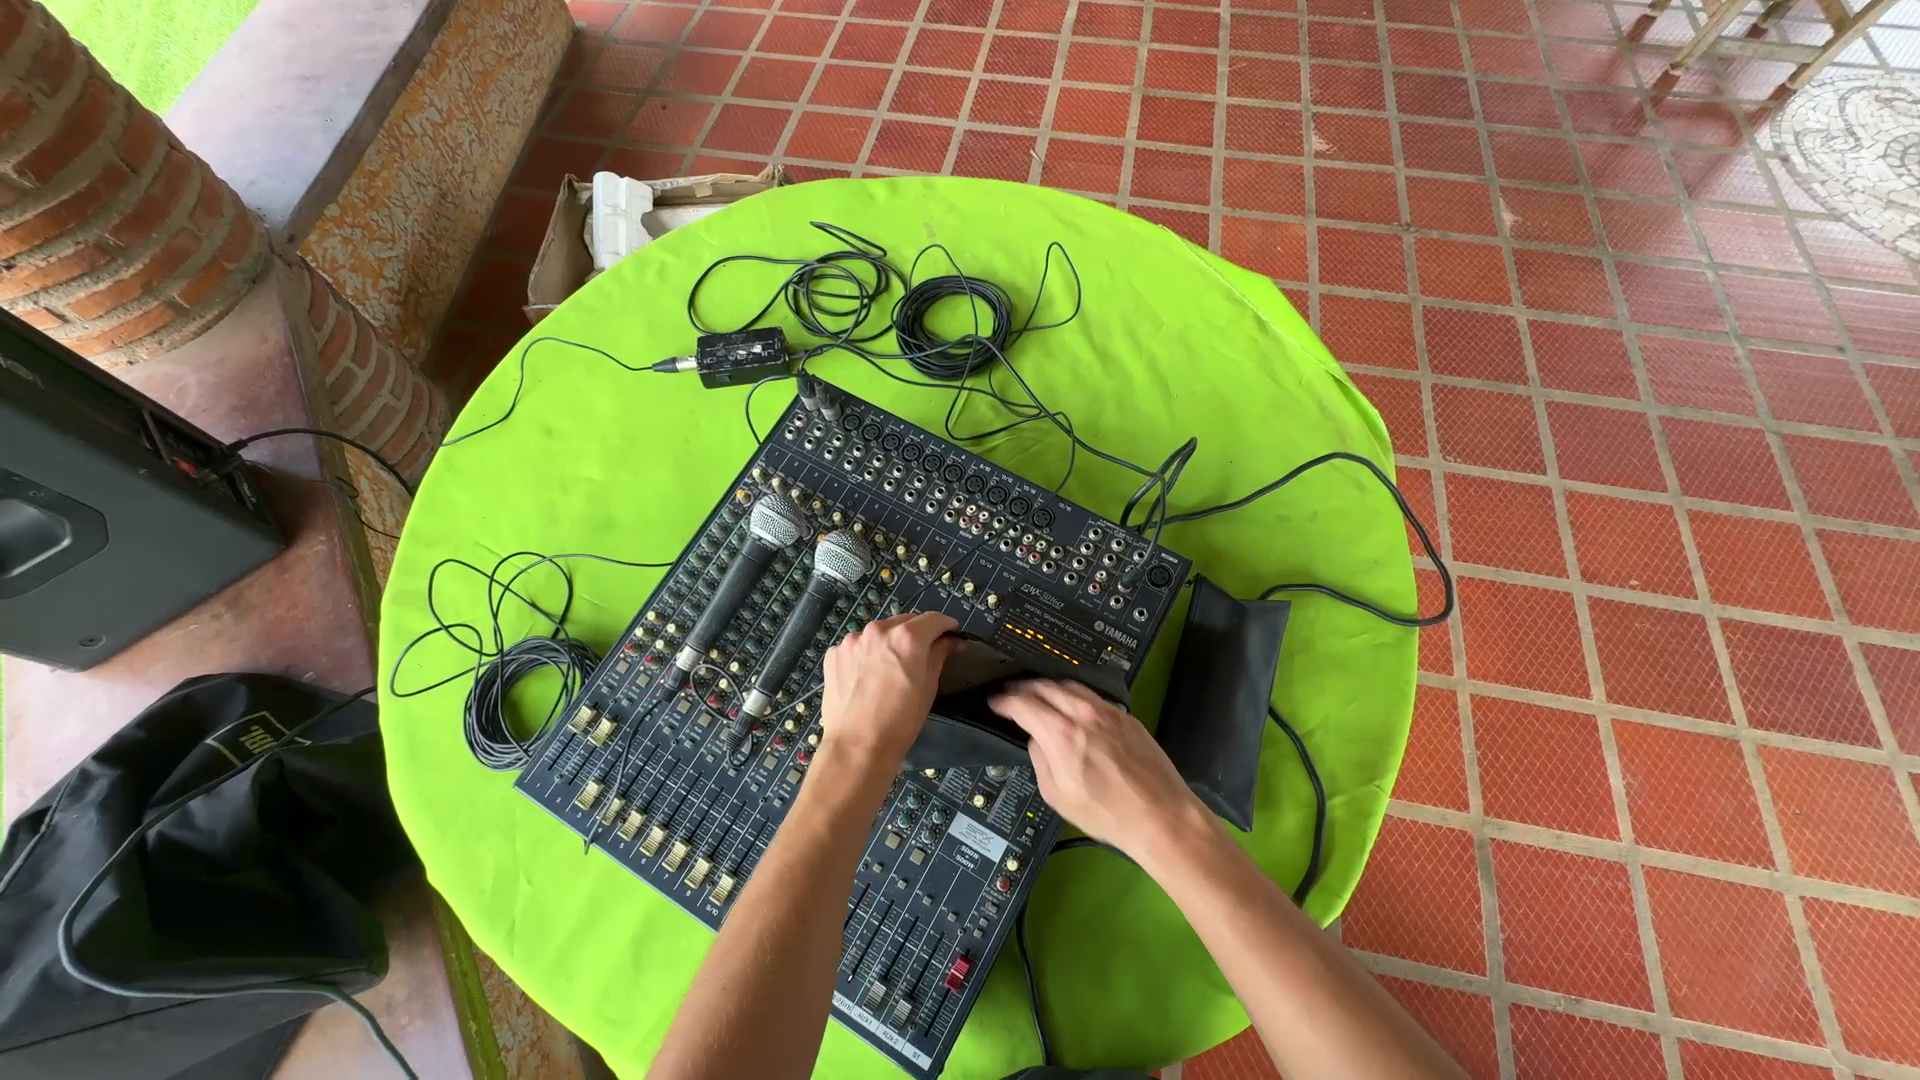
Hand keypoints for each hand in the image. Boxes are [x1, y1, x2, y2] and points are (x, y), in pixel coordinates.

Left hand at [817, 612, 959, 775]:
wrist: (857, 746)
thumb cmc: (900, 721)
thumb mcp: (928, 687)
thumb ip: (939, 655)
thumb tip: (951, 641)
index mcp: (907, 637)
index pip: (933, 619)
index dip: (946, 625)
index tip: (951, 633)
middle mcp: (878, 630)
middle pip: (905, 621)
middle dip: (918, 632)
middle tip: (924, 652)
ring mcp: (852, 640)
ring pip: (879, 632)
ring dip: (889, 641)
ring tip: (891, 666)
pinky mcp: (835, 654)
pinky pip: (857, 646)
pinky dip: (866, 653)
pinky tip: (868, 674)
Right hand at [990, 679, 1209, 858]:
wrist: (1160, 815)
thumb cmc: (1107, 813)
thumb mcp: (1057, 795)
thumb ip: (1040, 759)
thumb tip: (1038, 740)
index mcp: (1061, 734)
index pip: (1023, 704)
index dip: (1004, 701)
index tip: (995, 702)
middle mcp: (1083, 714)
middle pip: (1046, 687)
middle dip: (1024, 688)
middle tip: (1012, 693)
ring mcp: (1108, 711)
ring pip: (1071, 684)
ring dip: (1049, 685)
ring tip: (1038, 692)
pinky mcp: (1126, 716)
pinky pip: (1092, 695)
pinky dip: (1074, 693)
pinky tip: (1071, 702)